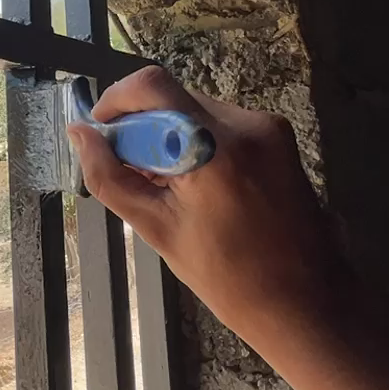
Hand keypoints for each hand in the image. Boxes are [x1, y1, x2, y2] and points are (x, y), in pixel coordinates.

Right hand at [70, 65, 346, 338]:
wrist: (309, 304)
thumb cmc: (228, 278)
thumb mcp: (157, 229)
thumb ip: (110, 176)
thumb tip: (79, 133)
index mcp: (212, 147)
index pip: (152, 85)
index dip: (116, 99)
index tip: (103, 131)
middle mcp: (244, 123)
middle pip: (173, 97)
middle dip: (142, 125)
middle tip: (133, 171)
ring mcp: (268, 127)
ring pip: (196, 110)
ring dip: (170, 135)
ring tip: (168, 187)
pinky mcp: (279, 136)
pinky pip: (222, 124)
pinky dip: (199, 142)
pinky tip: (199, 186)